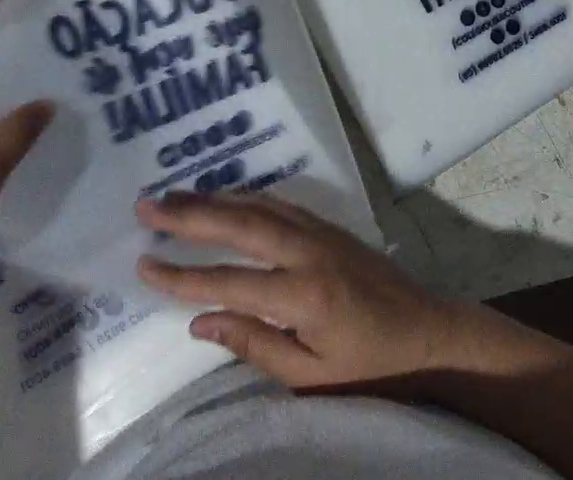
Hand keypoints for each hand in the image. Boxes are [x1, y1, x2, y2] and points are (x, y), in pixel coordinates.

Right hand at [135, 193, 485, 390]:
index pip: (228, 282)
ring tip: (173, 196)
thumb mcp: (312, 374)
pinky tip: (225, 197)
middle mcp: (309, 253)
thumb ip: (255, 344)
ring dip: (214, 200)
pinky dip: (247, 198)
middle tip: (147, 205)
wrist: (429, 331)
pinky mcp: (331, 227)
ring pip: (259, 207)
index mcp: (303, 295)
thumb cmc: (370, 364)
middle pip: (239, 226)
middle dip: (190, 215)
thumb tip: (199, 321)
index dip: (181, 277)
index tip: (143, 264)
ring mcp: (322, 233)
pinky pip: (281, 204)